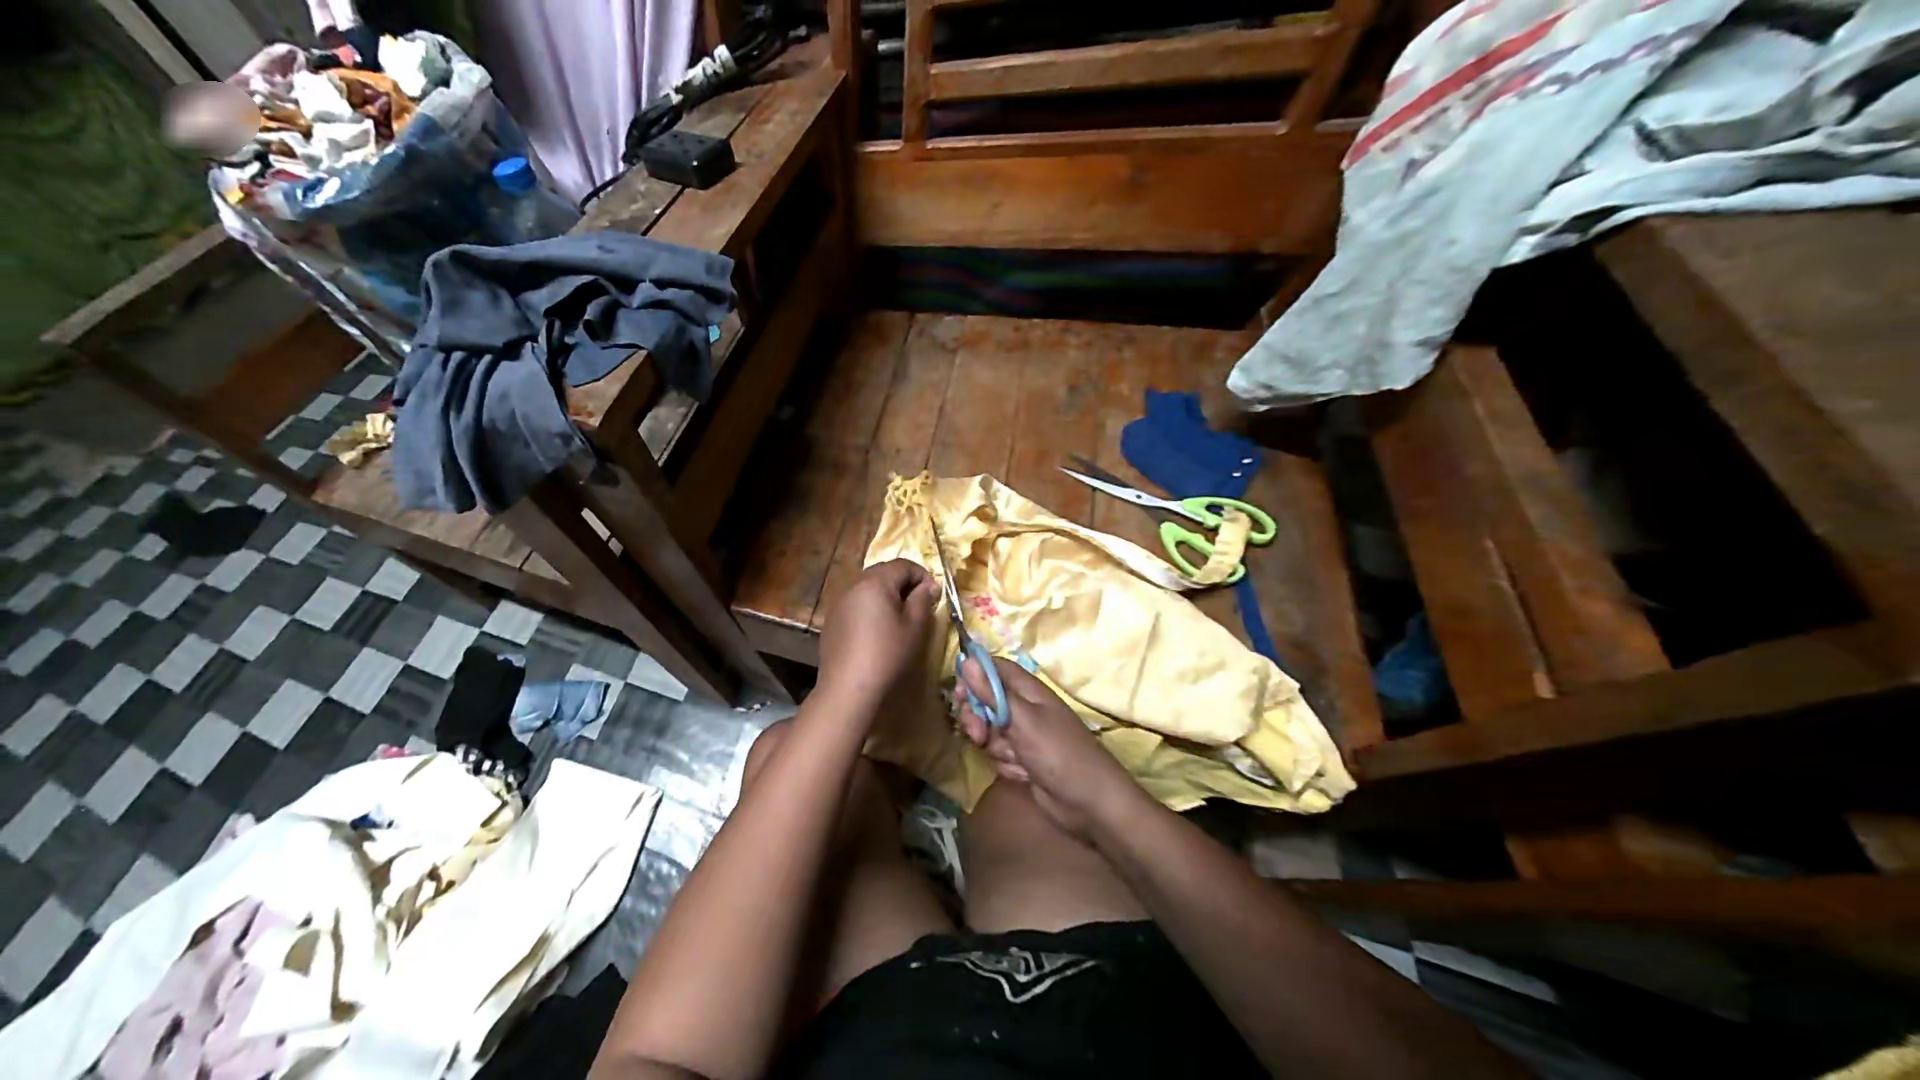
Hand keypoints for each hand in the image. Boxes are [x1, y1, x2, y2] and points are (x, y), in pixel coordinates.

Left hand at [817, 559, 938, 708]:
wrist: (849, 688)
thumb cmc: (888, 654)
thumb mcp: (915, 626)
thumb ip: (923, 599)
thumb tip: (928, 586)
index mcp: (875, 581)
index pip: (903, 565)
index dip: (922, 575)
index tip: (934, 595)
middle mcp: (853, 585)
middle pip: (883, 573)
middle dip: (903, 583)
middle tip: (918, 604)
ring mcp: (839, 602)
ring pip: (867, 588)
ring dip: (886, 596)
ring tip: (898, 618)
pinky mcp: (832, 620)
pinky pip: (855, 604)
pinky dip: (870, 609)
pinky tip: (875, 632)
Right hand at [957, 657, 1147, 841]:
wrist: (1090, 803)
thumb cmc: (1058, 754)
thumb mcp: (1022, 720)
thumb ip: (992, 692)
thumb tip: (966, 658)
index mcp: (1029, 690)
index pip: (994, 668)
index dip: (974, 676)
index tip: (959, 694)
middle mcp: (1025, 708)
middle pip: (986, 700)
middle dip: (976, 716)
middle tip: (977, 734)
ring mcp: (1024, 735)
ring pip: (990, 730)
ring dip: (992, 744)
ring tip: (1008, 757)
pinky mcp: (1024, 760)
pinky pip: (1000, 754)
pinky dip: (1005, 763)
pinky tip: (1020, 773)